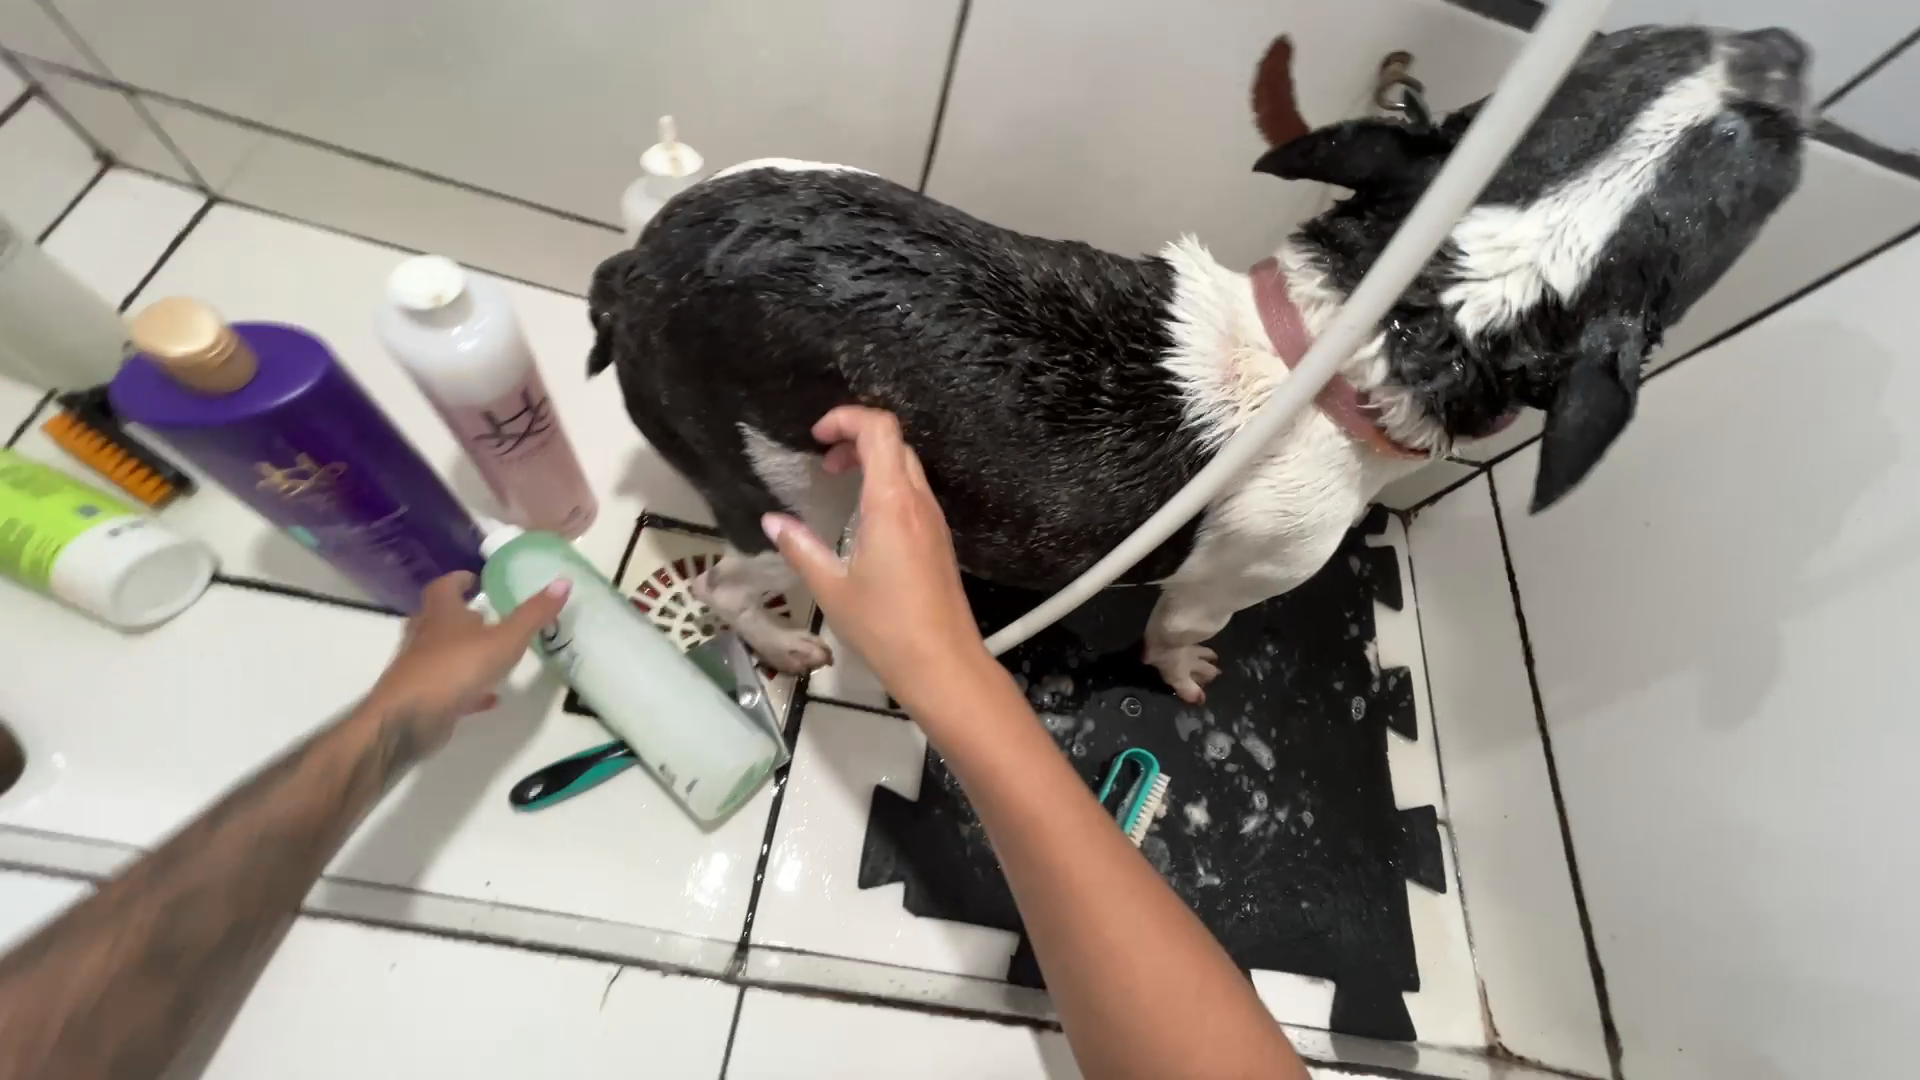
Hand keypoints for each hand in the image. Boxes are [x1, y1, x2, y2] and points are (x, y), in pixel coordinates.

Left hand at [365, 571, 571, 748]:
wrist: (407, 720)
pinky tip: (491, 696)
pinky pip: (448, 686)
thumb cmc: (456, 668)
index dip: (457, 581)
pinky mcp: (423, 697)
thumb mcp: (505, 639)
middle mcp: (425, 638)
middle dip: (458, 615)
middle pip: (435, 618)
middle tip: (483, 615)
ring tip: (490, 653)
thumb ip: (534, 613)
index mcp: (442, 616)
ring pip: (440, 652)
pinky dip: (468, 686)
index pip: (443, 588)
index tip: (473, 579)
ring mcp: (420, 669)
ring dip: (462, 649)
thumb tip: (563, 580)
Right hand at [761, 406, 991, 710]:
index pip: (880, 430)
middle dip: (856, 438)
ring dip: (874, 462)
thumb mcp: (831, 588)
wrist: (943, 663)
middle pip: (895, 442)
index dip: (846, 418)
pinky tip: (865, 518)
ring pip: (908, 466)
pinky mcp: (940, 539)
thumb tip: (772, 522)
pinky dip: (888, 486)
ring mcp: (935, 520)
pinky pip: (915, 493)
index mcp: (892, 503)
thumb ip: (800, 547)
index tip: (817, 437)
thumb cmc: (885, 627)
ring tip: (839, 485)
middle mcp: (919, 502)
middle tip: (825, 464)